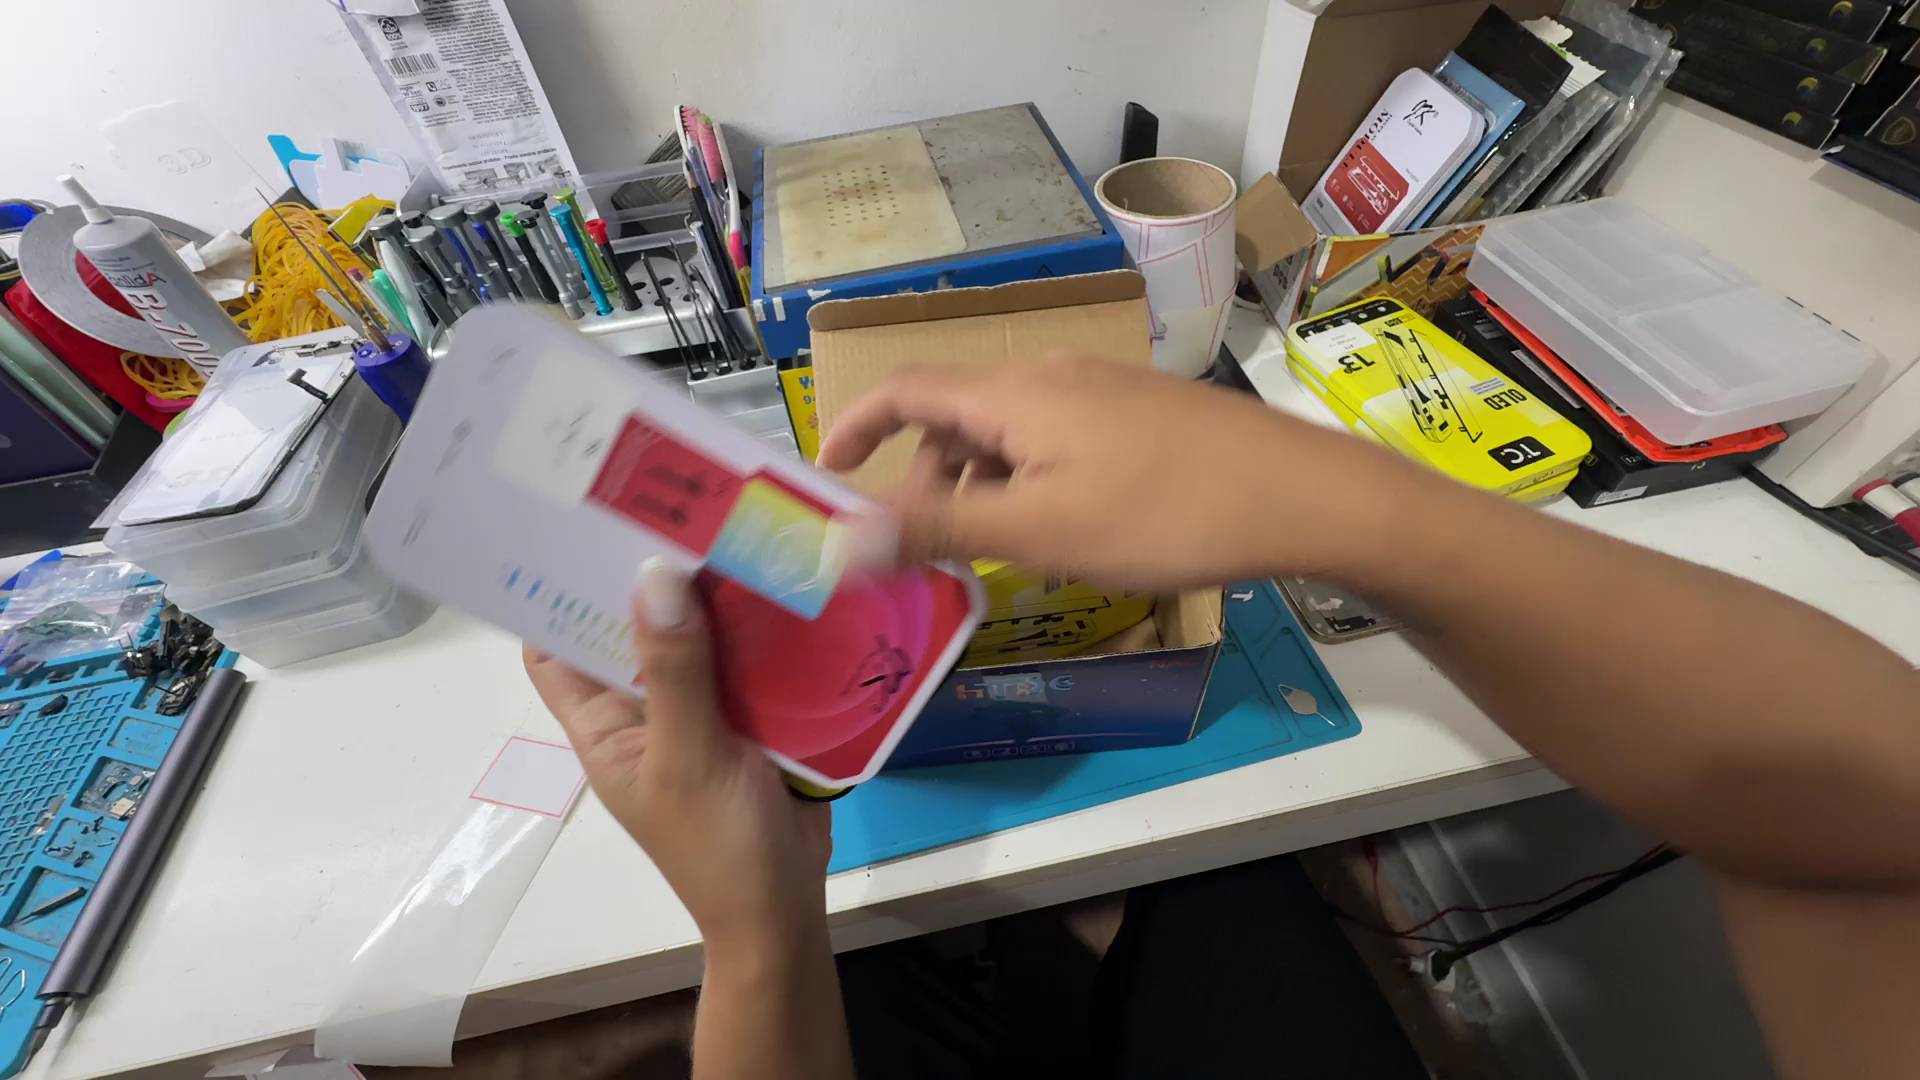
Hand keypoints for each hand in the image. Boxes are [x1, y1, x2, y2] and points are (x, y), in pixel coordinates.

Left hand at [524, 557, 832, 957]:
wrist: (786, 900)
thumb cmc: (717, 843)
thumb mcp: (686, 757)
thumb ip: (673, 672)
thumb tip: (653, 576)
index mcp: (606, 725)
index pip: (558, 649)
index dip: (556, 591)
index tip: (579, 527)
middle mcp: (650, 707)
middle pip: (639, 630)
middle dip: (655, 577)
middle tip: (682, 505)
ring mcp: (706, 708)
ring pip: (702, 637)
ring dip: (717, 595)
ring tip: (740, 527)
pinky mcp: (755, 710)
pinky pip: (752, 655)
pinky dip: (764, 624)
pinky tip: (787, 583)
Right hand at [818, 352, 1427, 590]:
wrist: (1297, 496)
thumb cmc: (1158, 514)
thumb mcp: (1037, 531)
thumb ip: (936, 531)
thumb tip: (841, 540)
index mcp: (1012, 395)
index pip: (904, 389)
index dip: (856, 425)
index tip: (828, 474)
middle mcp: (1048, 376)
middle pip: (956, 421)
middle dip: (928, 485)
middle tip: (934, 555)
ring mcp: (1097, 391)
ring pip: (1007, 438)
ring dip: (983, 491)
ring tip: (1003, 554)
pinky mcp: (1133, 414)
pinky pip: (1053, 444)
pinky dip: (1029, 486)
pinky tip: (1060, 531)